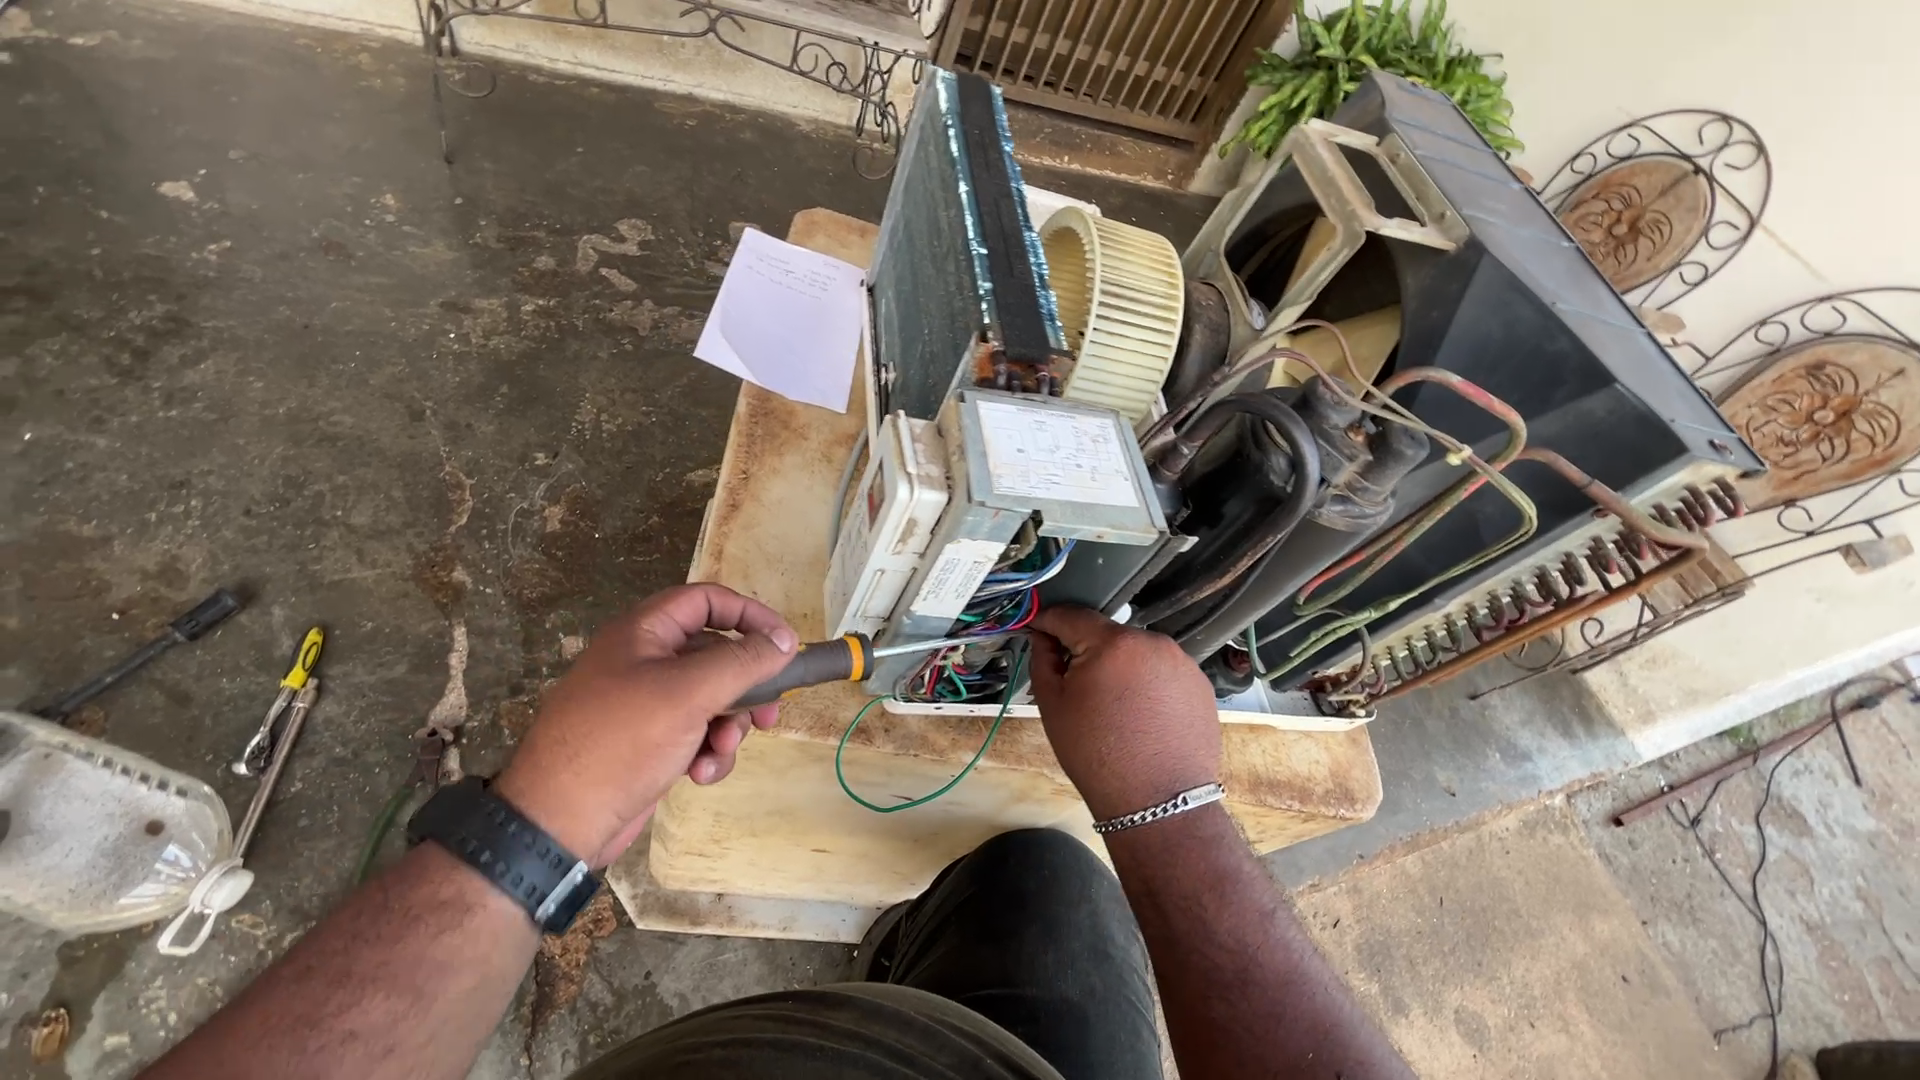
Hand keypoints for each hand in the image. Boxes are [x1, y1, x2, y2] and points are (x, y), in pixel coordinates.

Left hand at [493, 584, 797, 865]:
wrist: (557, 823)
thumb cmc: (621, 743)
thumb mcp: (688, 694)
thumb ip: (742, 661)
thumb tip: (785, 642)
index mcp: (643, 632)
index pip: (707, 601)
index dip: (750, 615)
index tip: (786, 646)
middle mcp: (644, 660)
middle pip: (716, 655)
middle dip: (745, 687)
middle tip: (769, 714)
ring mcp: (645, 704)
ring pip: (712, 698)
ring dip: (727, 727)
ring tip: (719, 752)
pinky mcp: (649, 742)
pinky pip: (695, 732)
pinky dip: (706, 751)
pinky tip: (699, 775)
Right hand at [1027, 606, 1220, 820]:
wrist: (1159, 802)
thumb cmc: (1098, 756)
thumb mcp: (1054, 707)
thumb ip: (1043, 660)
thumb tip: (1044, 638)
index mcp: (1113, 643)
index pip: (1072, 615)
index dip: (1049, 620)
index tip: (1038, 628)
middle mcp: (1152, 642)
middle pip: (1108, 634)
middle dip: (1089, 651)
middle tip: (1077, 683)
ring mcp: (1182, 662)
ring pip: (1136, 653)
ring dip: (1121, 666)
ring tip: (1114, 706)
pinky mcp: (1200, 683)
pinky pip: (1163, 672)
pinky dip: (1148, 683)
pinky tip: (1141, 715)